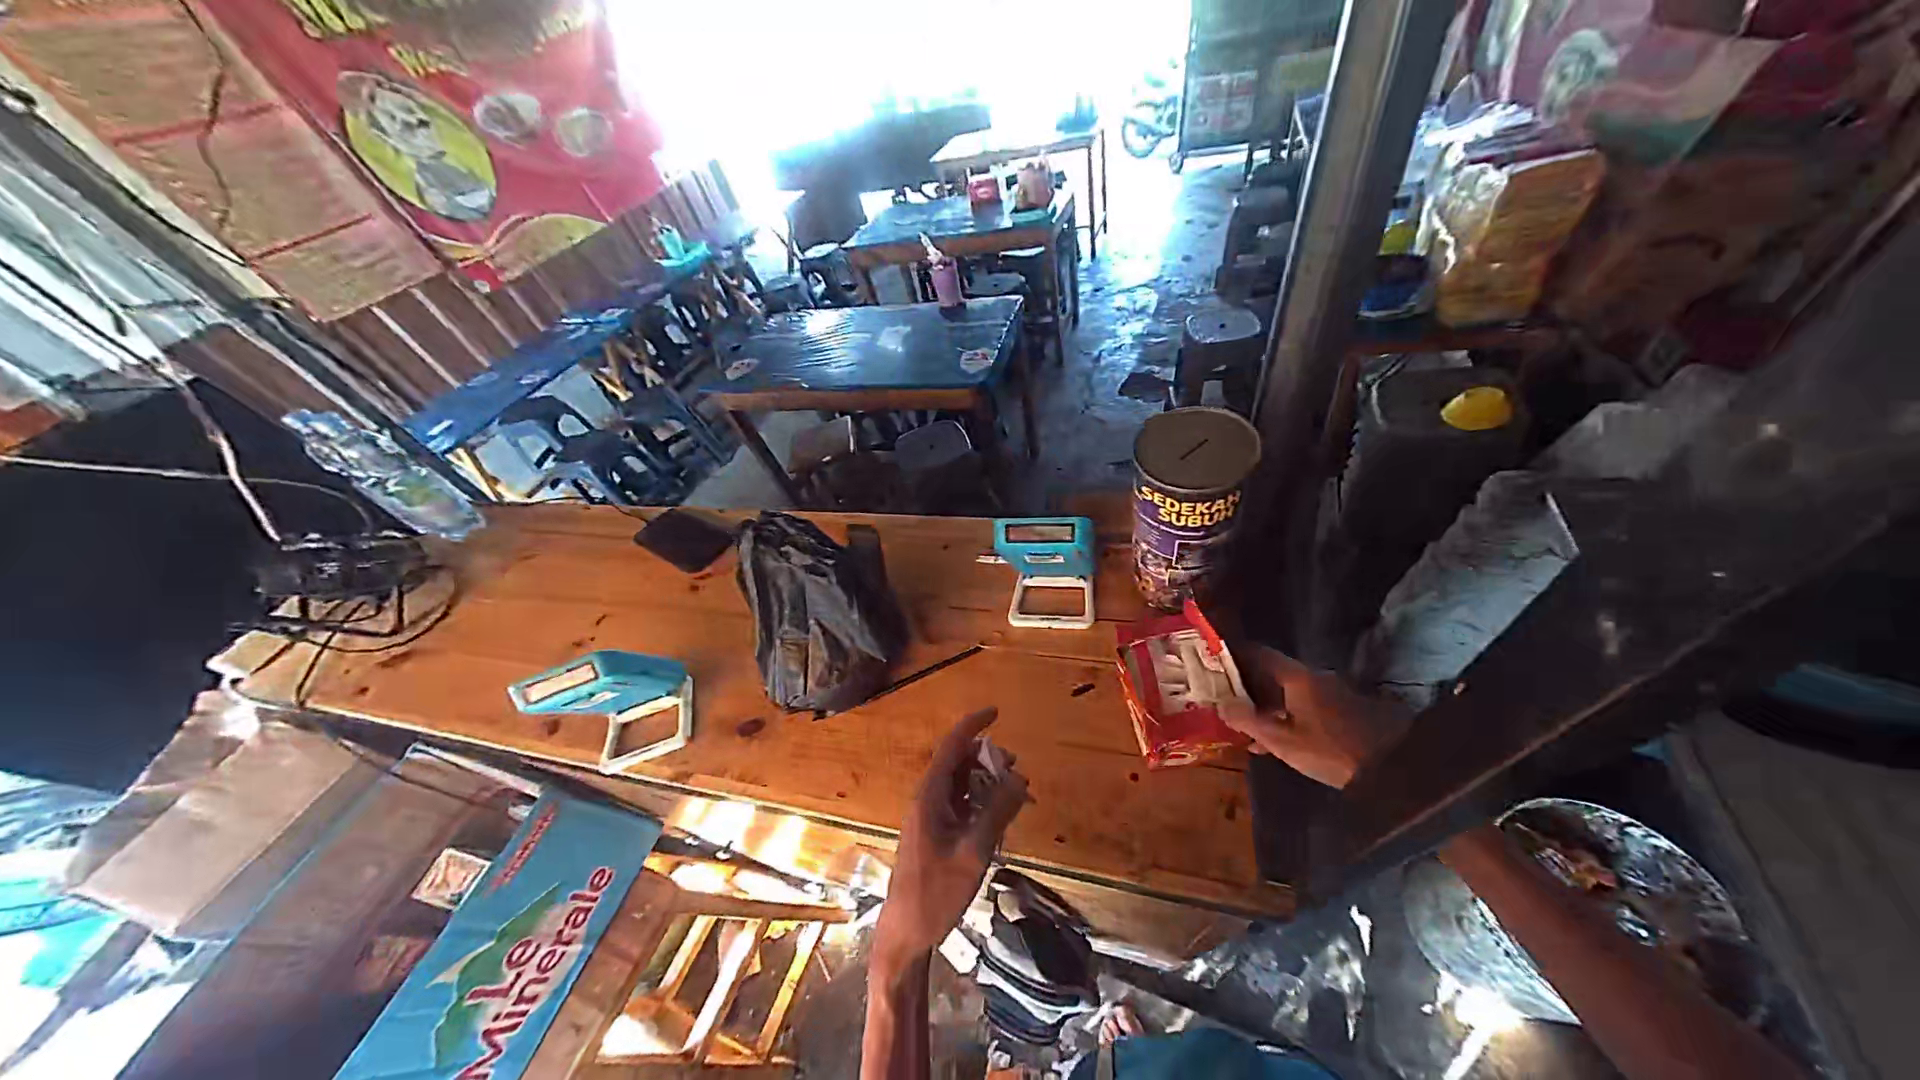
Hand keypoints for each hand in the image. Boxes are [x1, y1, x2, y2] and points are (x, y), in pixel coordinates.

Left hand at [874, 709, 1028, 971]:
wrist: (905, 934)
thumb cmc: (935, 894)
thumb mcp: (973, 853)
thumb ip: (997, 813)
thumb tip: (1019, 779)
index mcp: (929, 796)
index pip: (952, 747)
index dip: (973, 725)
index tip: (996, 711)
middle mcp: (927, 799)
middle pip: (959, 763)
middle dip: (989, 760)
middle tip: (1016, 773)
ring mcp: (930, 816)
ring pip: (961, 784)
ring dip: (988, 782)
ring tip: (1016, 796)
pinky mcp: (935, 833)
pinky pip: (961, 804)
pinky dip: (982, 802)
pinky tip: (1002, 816)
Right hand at [1221, 644, 1411, 788]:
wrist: (1396, 768)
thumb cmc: (1332, 751)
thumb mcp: (1283, 741)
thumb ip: (1249, 720)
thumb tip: (1221, 703)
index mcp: (1298, 678)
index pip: (1261, 653)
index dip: (1236, 654)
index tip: (1216, 661)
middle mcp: (1316, 677)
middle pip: (1275, 673)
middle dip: (1250, 686)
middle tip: (1228, 699)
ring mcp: (1334, 693)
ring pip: (1291, 692)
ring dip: (1270, 705)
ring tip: (1250, 726)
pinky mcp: (1347, 710)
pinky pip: (1308, 705)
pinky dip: (1289, 715)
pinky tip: (1281, 738)